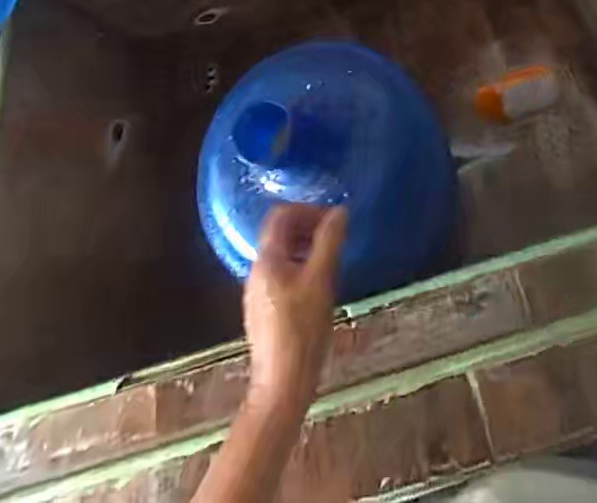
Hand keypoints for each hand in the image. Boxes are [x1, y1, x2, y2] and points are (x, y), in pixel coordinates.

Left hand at [243, 203, 346, 414]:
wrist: (282, 386)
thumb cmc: (303, 330)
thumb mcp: (321, 281)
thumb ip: (330, 242)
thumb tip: (340, 212)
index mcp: (267, 260)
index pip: (280, 215)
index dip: (307, 210)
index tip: (333, 221)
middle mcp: (256, 271)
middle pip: (280, 234)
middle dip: (309, 228)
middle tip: (336, 239)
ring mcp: (258, 293)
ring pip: (282, 256)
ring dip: (306, 249)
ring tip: (332, 262)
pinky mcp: (264, 311)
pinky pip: (282, 276)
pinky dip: (301, 269)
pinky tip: (319, 289)